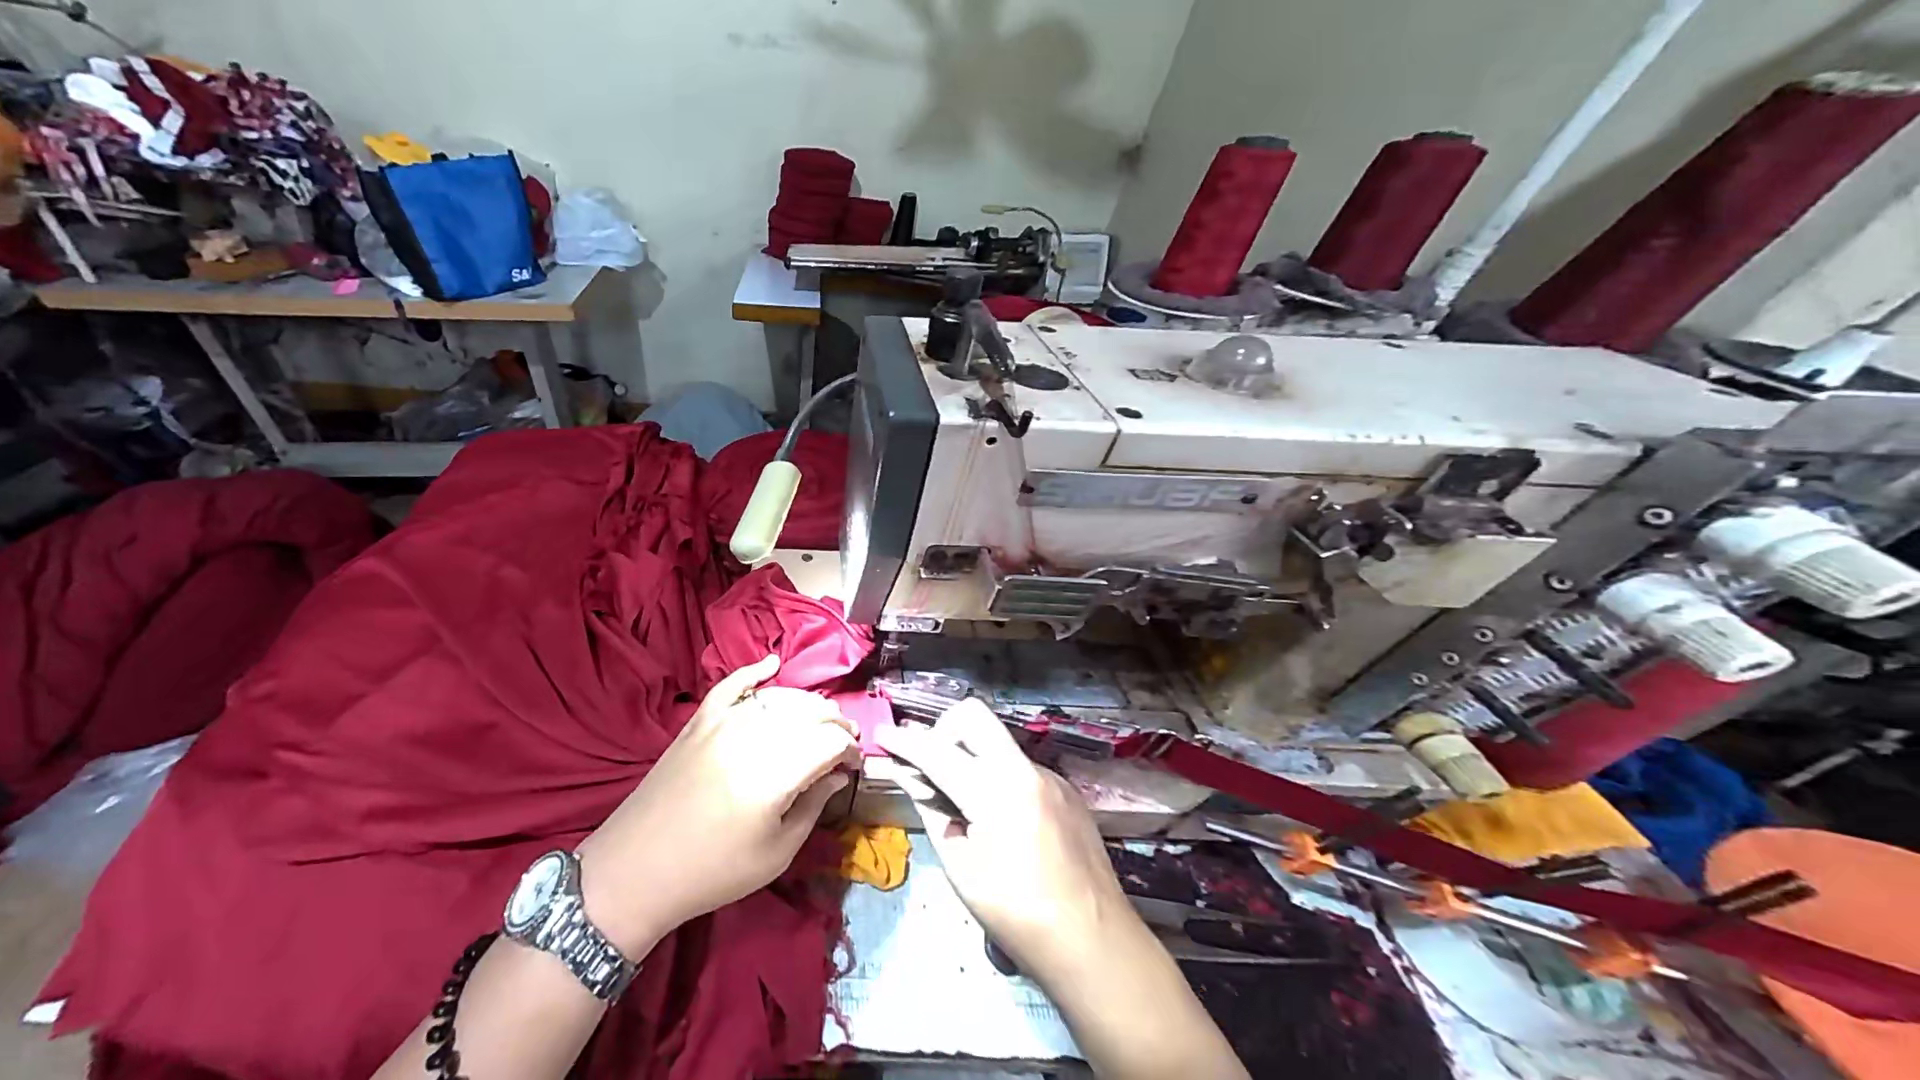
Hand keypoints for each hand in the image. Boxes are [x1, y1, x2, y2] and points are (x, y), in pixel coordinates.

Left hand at [575, 655, 859, 954]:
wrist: (635, 871)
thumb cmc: (713, 871)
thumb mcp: (777, 852)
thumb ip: (813, 805)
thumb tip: (837, 775)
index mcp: (775, 774)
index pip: (831, 742)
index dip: (851, 751)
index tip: (854, 767)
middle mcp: (751, 738)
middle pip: (811, 712)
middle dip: (836, 725)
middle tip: (841, 747)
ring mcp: (721, 724)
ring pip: (780, 697)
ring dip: (808, 705)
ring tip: (819, 723)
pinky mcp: (698, 722)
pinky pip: (731, 685)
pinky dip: (754, 672)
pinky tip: (772, 665)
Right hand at [874, 700, 1139, 978]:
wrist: (1093, 939)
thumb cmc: (1016, 913)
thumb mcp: (960, 867)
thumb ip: (933, 810)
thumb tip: (910, 777)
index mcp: (994, 788)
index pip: (937, 751)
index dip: (904, 742)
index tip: (884, 735)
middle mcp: (1024, 768)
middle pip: (974, 716)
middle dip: (944, 729)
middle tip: (931, 764)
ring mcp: (1050, 777)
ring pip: (1000, 743)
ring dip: (973, 757)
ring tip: (965, 806)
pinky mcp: (1067, 791)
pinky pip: (1023, 768)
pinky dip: (1000, 779)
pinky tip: (1003, 822)